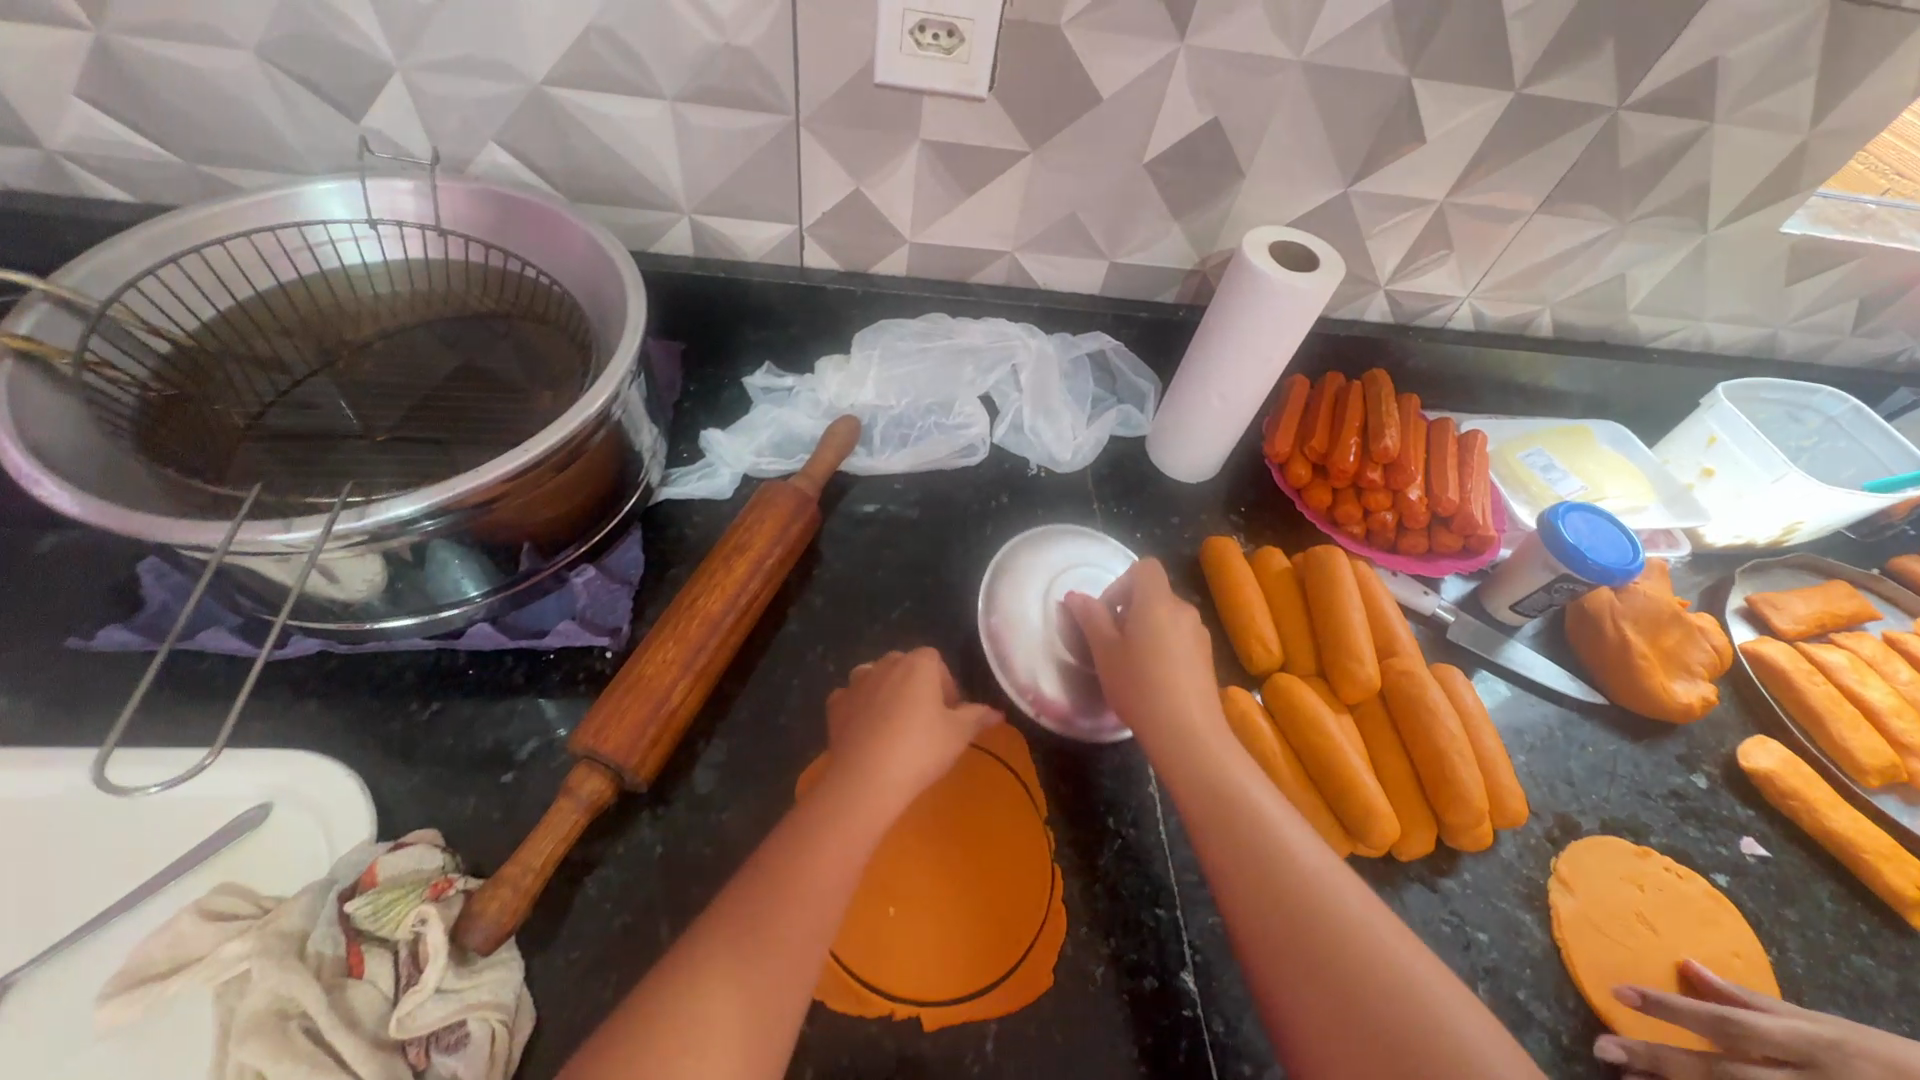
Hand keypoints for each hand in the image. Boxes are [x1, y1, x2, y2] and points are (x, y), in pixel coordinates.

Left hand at [818, 648, 1001, 817]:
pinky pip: (851, 698)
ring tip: (894, 723)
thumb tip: (997, 712)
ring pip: (874, 677)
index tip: (950, 712)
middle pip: (904, 665)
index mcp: (918, 664)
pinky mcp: (835, 705)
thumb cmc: (920, 750)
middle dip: (915, 685)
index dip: (945, 684)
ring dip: (885, 692)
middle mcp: (884, 664)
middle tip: (925, 719)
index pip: (935, 660)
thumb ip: (977, 717)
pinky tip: (867, 732)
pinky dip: (859, 708)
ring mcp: (856, 683)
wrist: (866, 779)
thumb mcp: (958, 735)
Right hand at [1063, 558, 1221, 744]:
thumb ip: (1090, 618)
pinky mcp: (1207, 658)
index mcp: (1157, 601)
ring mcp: (1200, 634)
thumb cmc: (1138, 686)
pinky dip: (1163, 647)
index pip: (1144, 567)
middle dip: (1129, 610)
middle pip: (1154, 593)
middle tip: (1111, 644)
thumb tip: (1075, 595)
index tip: (1106, 615)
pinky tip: (1153, 680)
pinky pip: (1180, 638)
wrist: (1187, 732)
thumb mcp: (1104, 652)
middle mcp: (1183, 610)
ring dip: (1146, 630)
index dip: (1121, 583)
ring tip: (1131, 664)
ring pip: (1167, 618)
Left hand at [1595, 960, 1919, 1077]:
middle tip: (1602, 1047)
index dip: (1673, 1009)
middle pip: (1721, 1072)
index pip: (1728, 1023)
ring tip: (1625, 1079)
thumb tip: (1687, 965)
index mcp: (1804, 1043)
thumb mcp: (1821, 1023)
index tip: (1619, 991)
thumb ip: (1750, 1000)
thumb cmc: (1879, 1059)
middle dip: (1659, 1061)